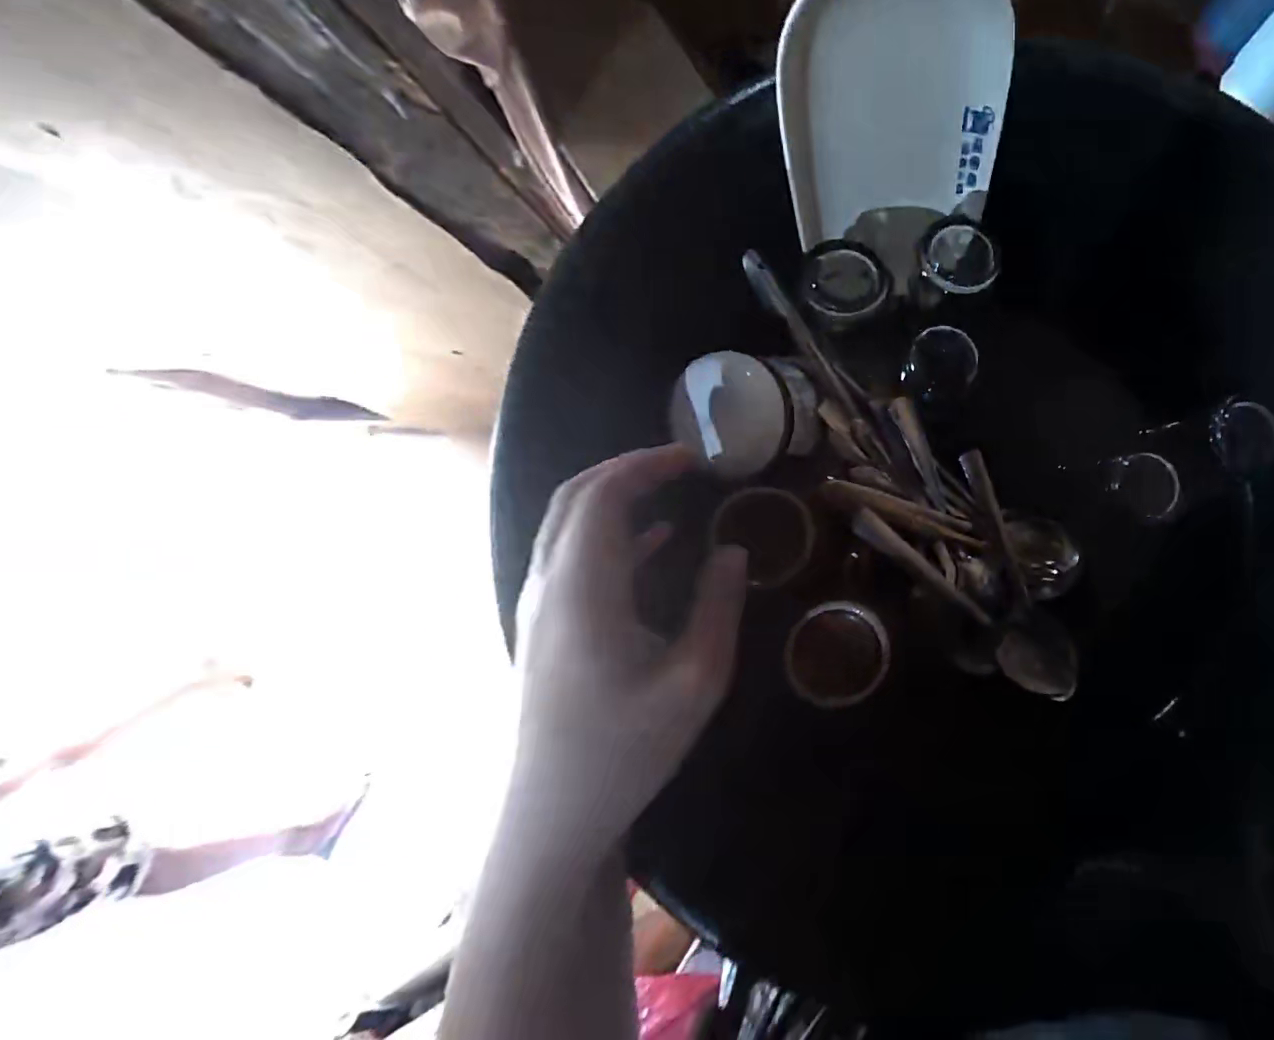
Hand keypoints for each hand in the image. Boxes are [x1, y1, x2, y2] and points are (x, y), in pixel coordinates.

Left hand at [511, 444, 747, 833]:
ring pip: (569, 529)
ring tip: (670, 489)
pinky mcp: (548, 630)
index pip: (600, 498)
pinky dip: (614, 536)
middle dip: (625, 470)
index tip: (693, 457)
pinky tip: (657, 542)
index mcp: (583, 591)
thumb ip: (718, 606)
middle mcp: (550, 588)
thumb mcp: (696, 679)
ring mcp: (541, 609)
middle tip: (680, 463)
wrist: (556, 816)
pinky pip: (575, 560)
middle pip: (573, 502)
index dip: (643, 465)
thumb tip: (732, 550)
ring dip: (616, 499)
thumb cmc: (628, 749)